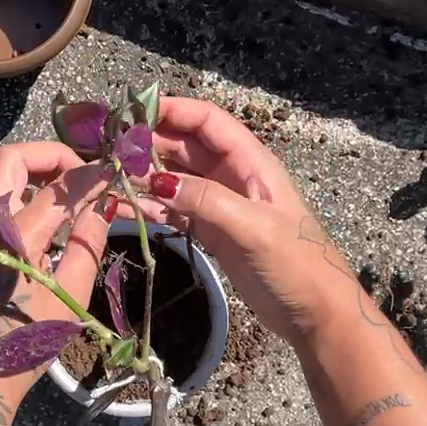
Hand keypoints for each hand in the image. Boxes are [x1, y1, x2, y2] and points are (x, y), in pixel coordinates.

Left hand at [0, 142, 112, 393]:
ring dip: (26, 170)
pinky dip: (10, 191)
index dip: (91, 175)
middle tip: (79, 173)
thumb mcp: (69, 297)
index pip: (59, 186)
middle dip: (50, 156)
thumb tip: (103, 206)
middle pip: (11, 159)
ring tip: (59, 190)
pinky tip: (34, 215)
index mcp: (14, 238)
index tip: (112, 173)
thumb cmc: (25, 344)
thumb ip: (87, 244)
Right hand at [134, 97, 357, 342]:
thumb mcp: (253, 228)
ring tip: (110, 177)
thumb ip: (206, 200)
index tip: (132, 112)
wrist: (316, 315)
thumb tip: (155, 180)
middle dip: (148, 142)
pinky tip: (123, 208)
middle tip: (110, 150)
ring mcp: (219, 203)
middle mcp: (232, 175)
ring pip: (174, 177)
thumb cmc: (297, 265)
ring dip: (144, 175)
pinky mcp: (210, 230)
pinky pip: (173, 209)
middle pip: (184, 146)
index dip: (172, 110)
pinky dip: (149, 207)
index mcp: (251, 162)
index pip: (207, 121)